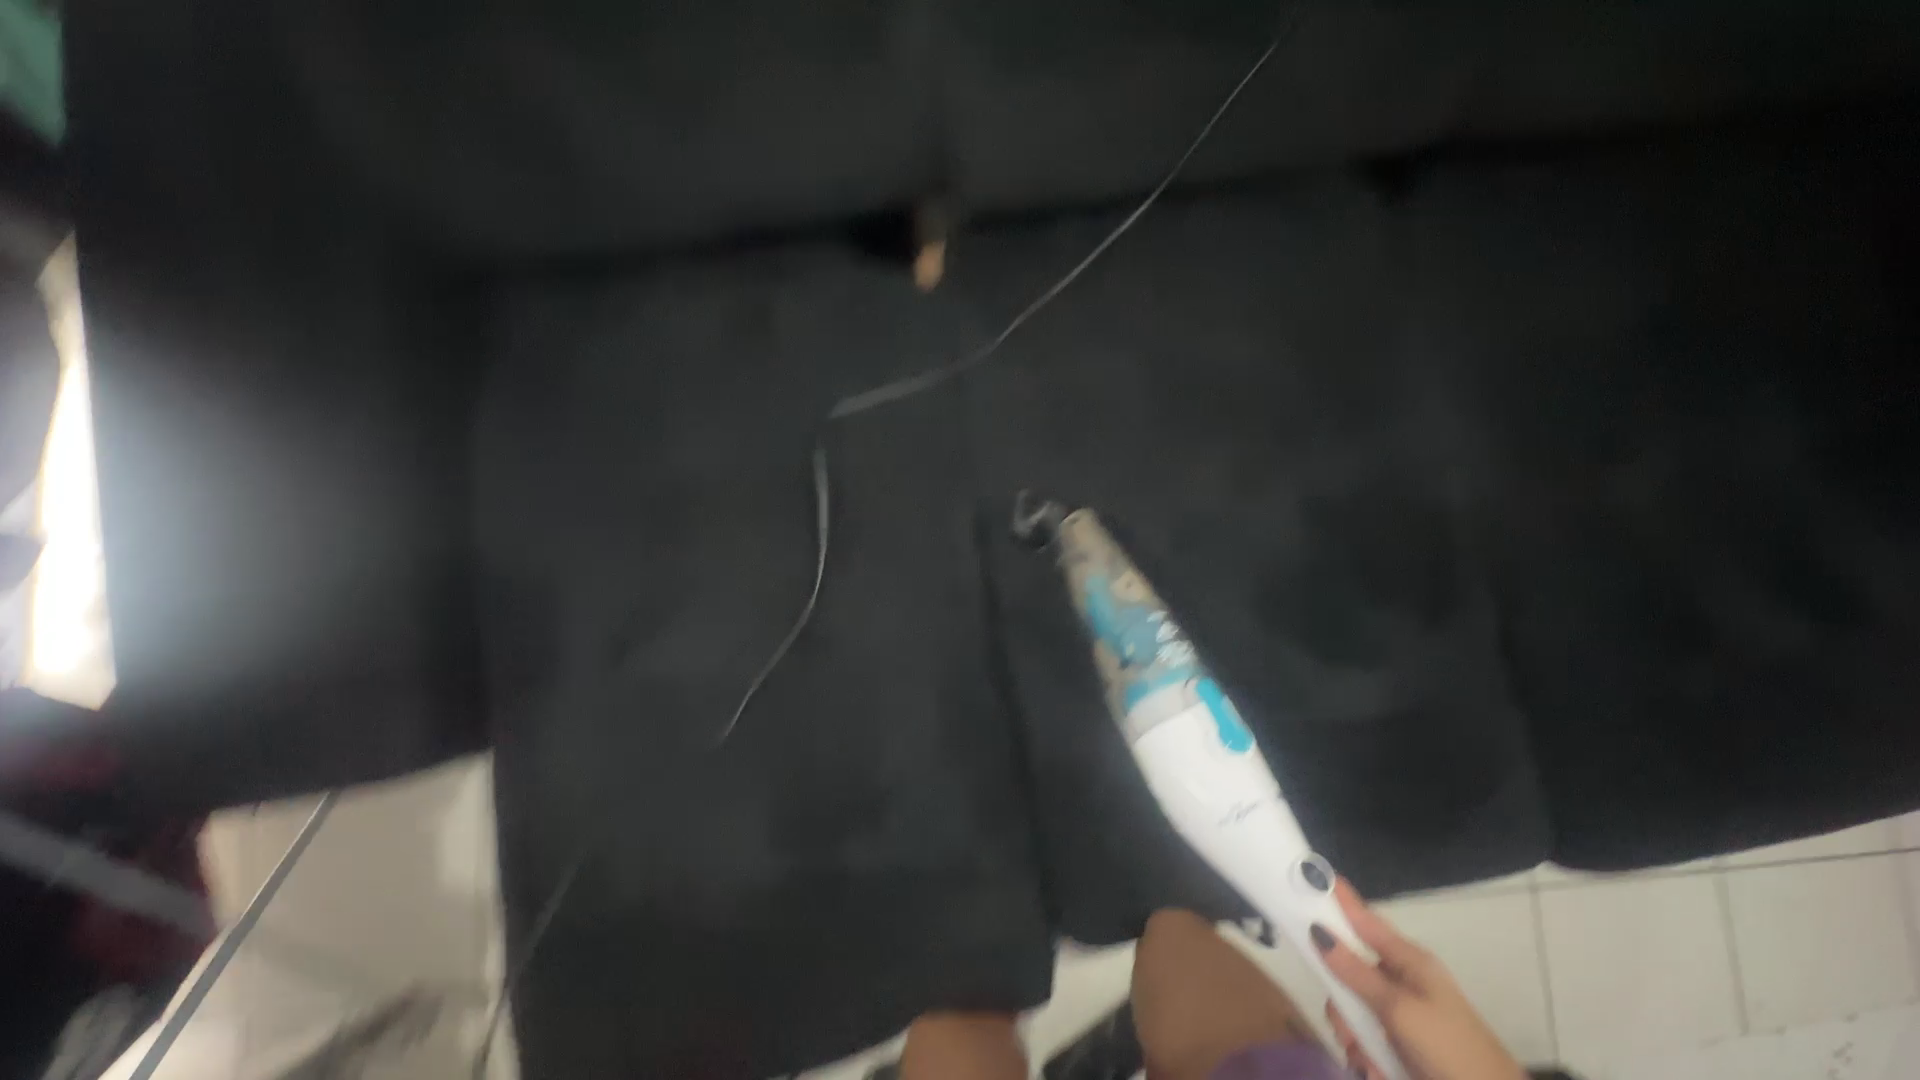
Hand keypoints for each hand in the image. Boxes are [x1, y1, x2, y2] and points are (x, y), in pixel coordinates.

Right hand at [1315, 879, 1526, 1079]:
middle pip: (1348, 970)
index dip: (1339, 900)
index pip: (1365, 920)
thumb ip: (1356, 973)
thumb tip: (1318, 931)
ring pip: (1351, 1008)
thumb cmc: (1450, 1048)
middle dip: (1341, 1002)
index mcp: (1409, 961)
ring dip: (1353, 1035)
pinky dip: (1365, 1054)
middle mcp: (1401, 980)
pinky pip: (1364, 1037)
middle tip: (1346, 1027)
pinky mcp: (1399, 1042)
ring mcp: (1400, 1013)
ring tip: (1366, 1058)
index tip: (1311, 877)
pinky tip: (1375, 1070)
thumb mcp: (1400, 1010)